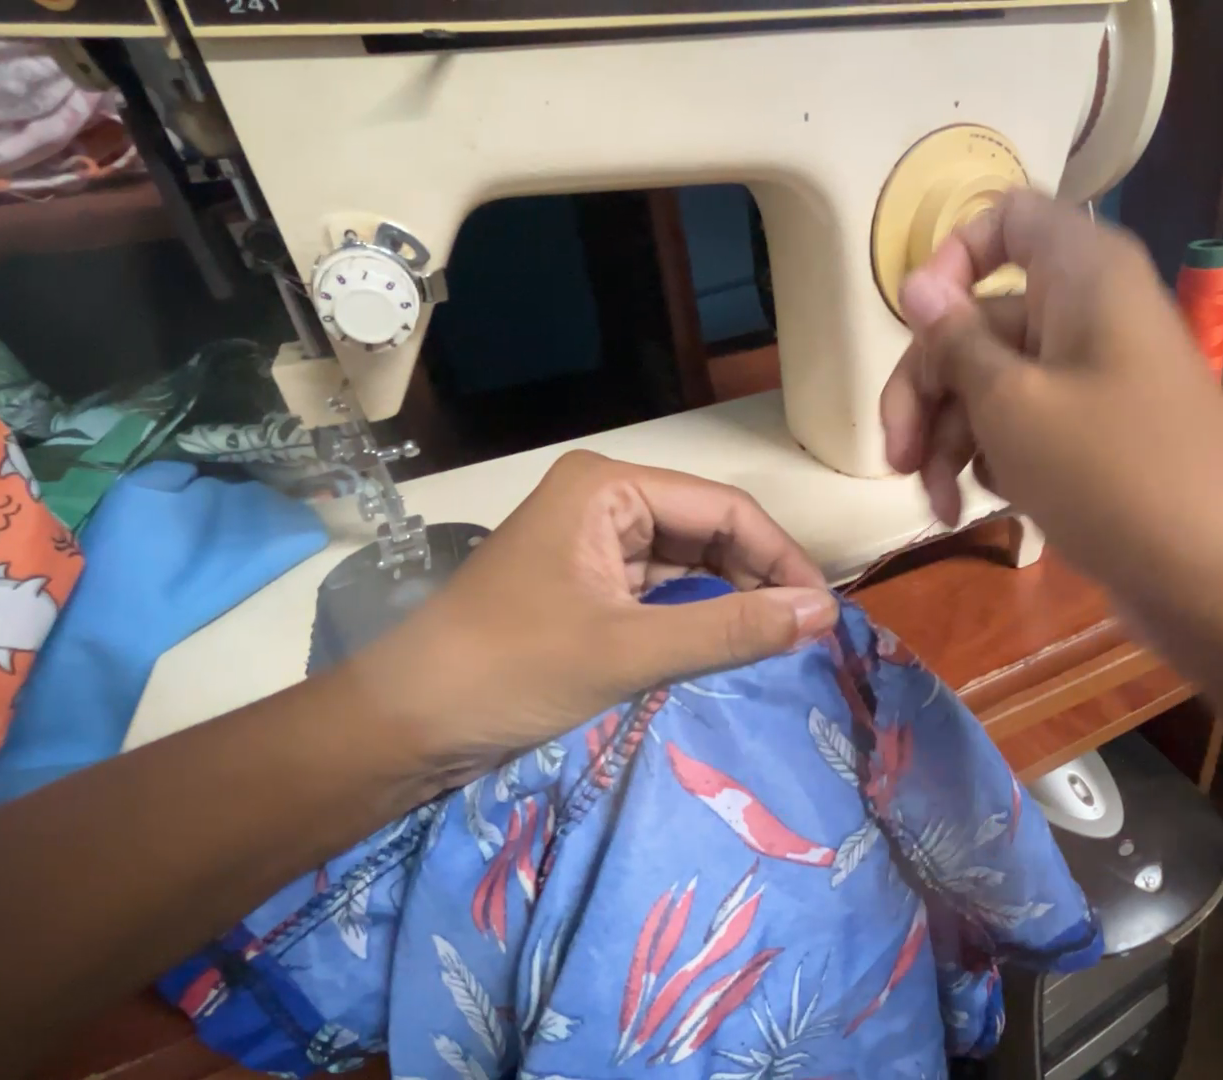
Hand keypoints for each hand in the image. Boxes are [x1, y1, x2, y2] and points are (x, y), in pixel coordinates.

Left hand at [343, 451, 837, 785]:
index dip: (781, 556)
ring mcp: (595, 545)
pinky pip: (664, 593)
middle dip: (759, 578)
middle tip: (806, 633)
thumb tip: (824, 613)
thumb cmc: (508, 671)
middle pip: (710, 531)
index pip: (725, 509)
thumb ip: (731, 629)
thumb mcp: (629, 650)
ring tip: (779, 642)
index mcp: (609, 488)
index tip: (823, 612)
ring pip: (690, 564)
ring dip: (734, 599)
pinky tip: (732, 644)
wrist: (398, 730)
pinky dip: (699, 617)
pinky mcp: (589, 586)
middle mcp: (606, 502)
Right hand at [878, 191, 1222, 607]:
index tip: (915, 326)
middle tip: (896, 461)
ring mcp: (1093, 381)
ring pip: (994, 385)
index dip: (950, 261)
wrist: (1219, 579)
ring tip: (938, 507)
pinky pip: (1025, 427)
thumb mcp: (1012, 404)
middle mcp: (1088, 314)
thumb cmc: (1111, 473)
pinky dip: (991, 460)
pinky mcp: (1094, 439)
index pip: (1005, 220)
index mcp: (1081, 274)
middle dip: (927, 390)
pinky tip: (976, 507)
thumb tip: (915, 283)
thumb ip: (955, 342)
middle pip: (981, 323)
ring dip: (950, 440)